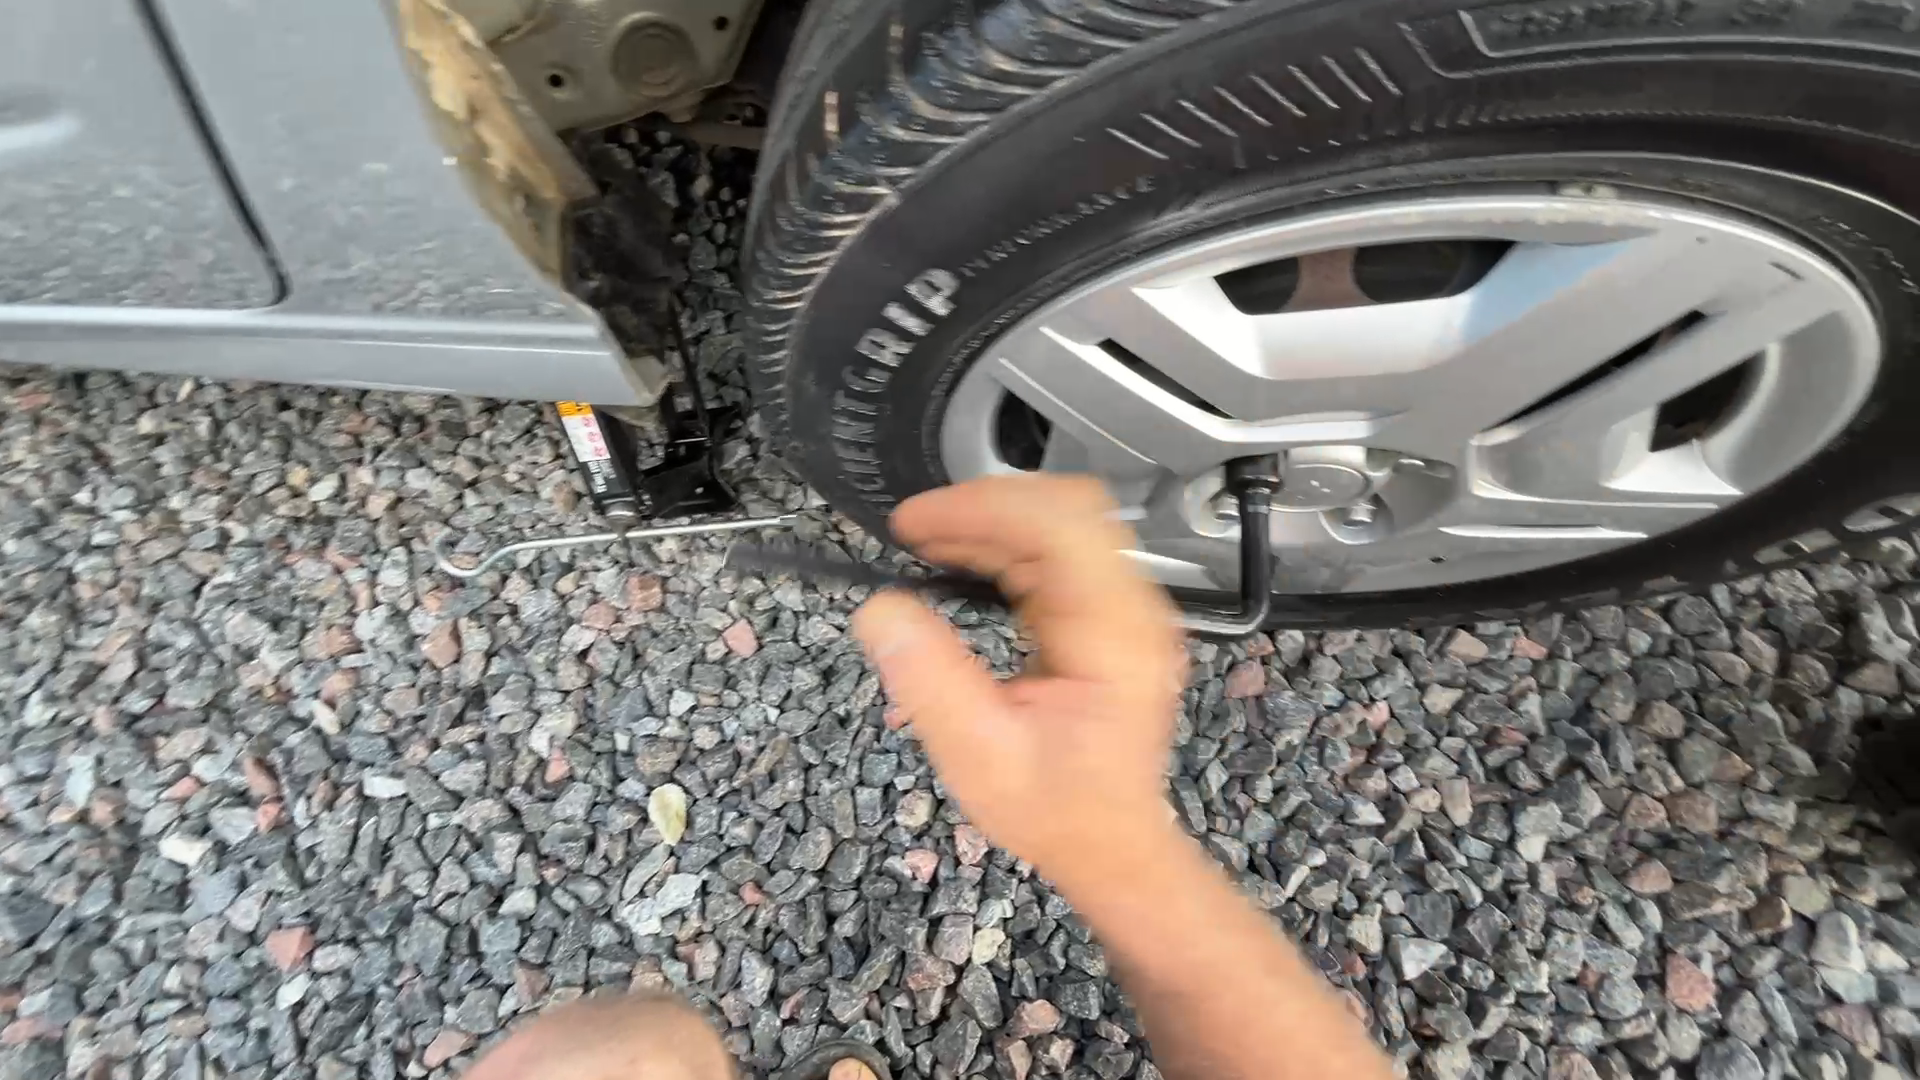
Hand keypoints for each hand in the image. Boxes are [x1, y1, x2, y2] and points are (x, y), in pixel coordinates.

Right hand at [852, 475, 1185, 889]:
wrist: (1111, 841)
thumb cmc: (1056, 810)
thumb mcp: (980, 756)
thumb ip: (930, 679)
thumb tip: (881, 610)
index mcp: (1112, 635)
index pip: (1058, 527)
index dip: (982, 507)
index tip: (915, 522)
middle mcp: (1130, 609)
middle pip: (1065, 509)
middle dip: (984, 504)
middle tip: (917, 528)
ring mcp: (1124, 608)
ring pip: (1060, 523)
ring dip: (990, 521)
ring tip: (927, 541)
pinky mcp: (1108, 615)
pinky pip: (1057, 552)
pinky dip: (1004, 545)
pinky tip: (961, 561)